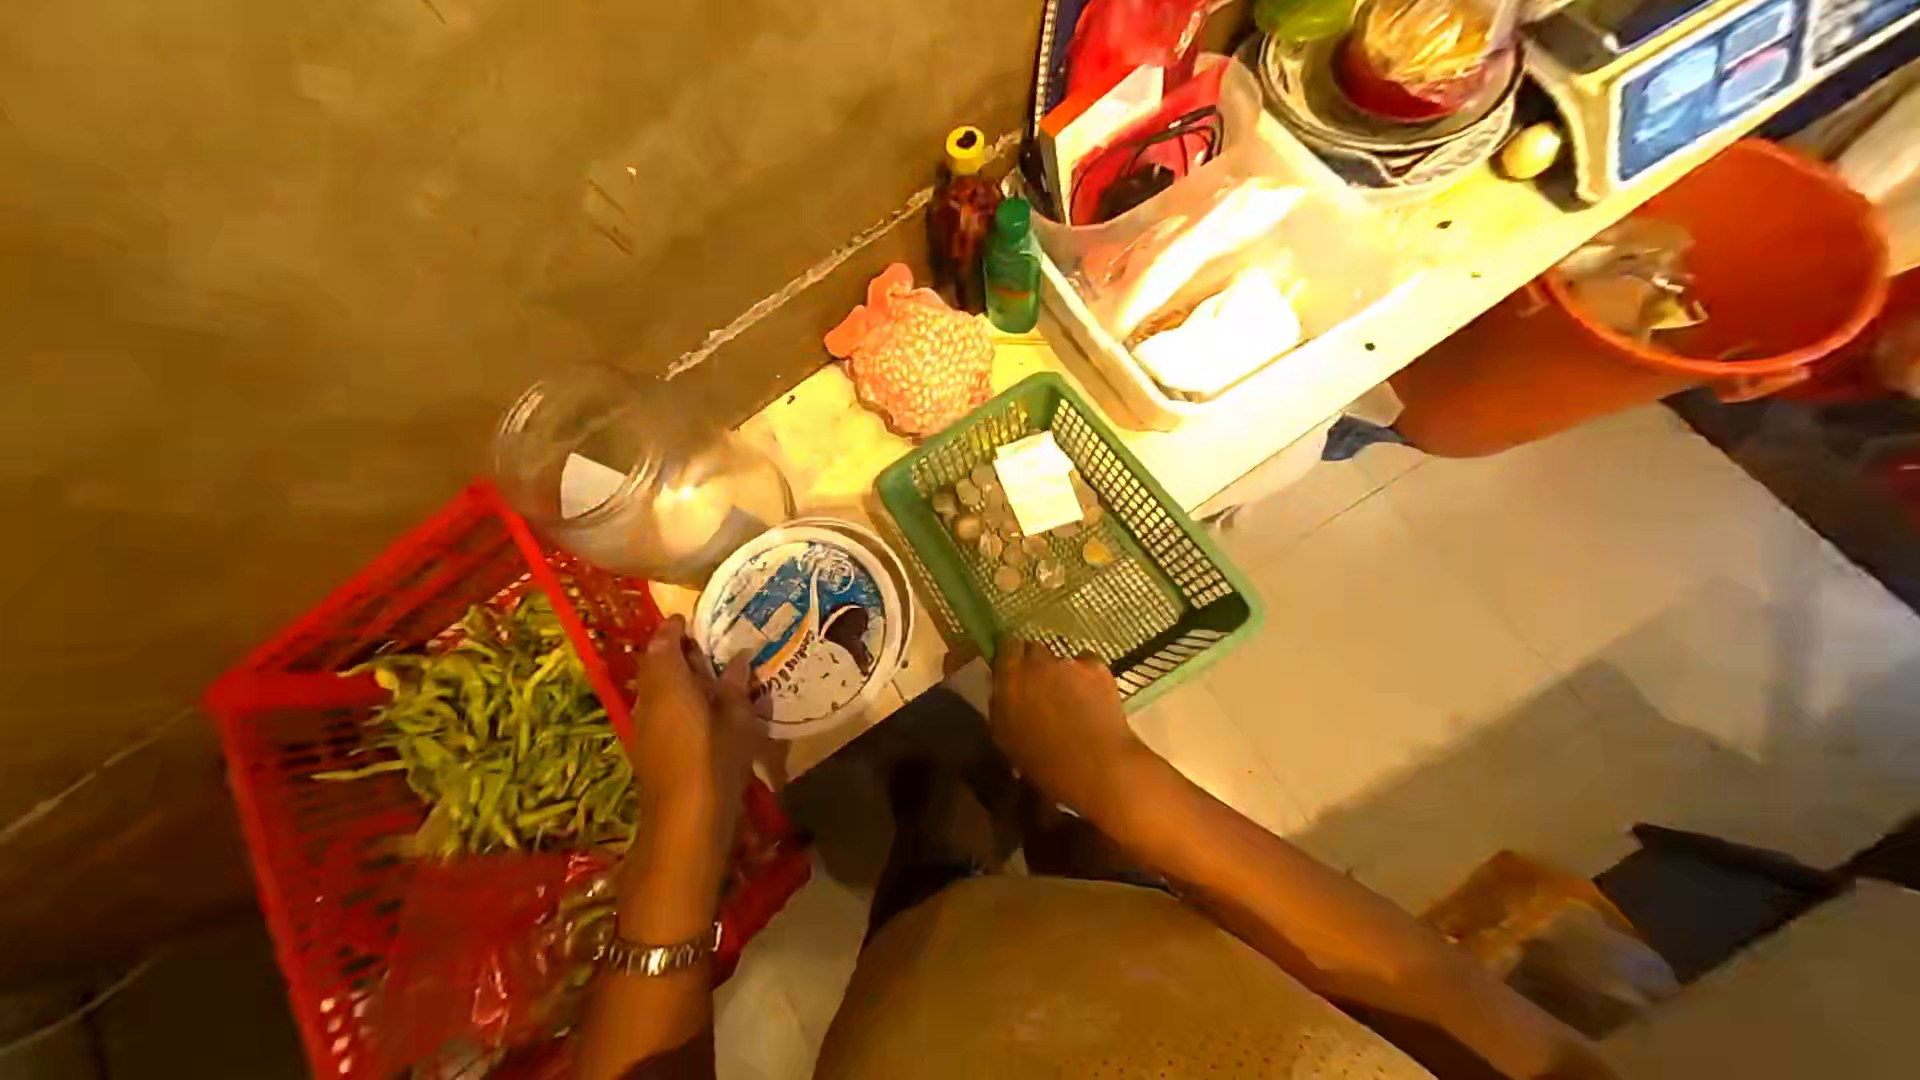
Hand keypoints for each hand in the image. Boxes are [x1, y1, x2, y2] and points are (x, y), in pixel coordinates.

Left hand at [626, 615, 766, 839]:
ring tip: (707, 676)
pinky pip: (659, 711)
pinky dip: (675, 700)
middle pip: (655, 666)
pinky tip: (701, 710)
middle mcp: (649, 701)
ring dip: (675, 678)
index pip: (662, 644)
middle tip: (705, 646)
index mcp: (669, 685)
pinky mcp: (648, 750)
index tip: (690, 619)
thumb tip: (738, 660)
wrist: (685, 823)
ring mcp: (644, 727)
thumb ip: (734, 687)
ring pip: (656, 690)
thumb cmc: (716, 761)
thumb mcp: (738, 720)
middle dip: (676, 652)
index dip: (673, 629)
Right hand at [988, 639, 1145, 817]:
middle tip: (1041, 688)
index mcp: (1009, 676)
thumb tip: (1002, 690)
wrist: (1093, 766)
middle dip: (1036, 664)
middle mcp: (1037, 661)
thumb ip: (999, 703)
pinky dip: (1087, 677)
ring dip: (1062, 673)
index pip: (1006, 646)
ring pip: (1062, 659)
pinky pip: (1087, 664)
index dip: (1011, 657)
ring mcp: (1068, 662)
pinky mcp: (1097, 667)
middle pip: (1034, 649)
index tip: (1014, 672)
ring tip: (1071, 698)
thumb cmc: (1041, 761)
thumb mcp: (1003, 736)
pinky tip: (1092, 698)